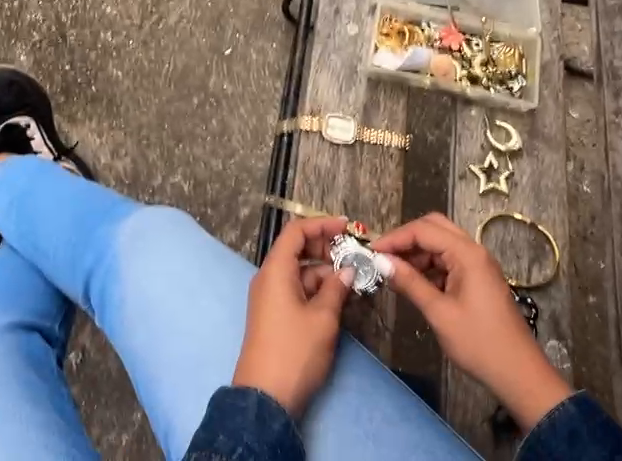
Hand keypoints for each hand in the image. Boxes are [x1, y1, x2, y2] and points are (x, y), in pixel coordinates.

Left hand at [232, 215, 354, 418]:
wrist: (265, 398)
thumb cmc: (294, 351)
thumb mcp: (322, 318)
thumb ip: (336, 288)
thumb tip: (347, 270)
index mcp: (275, 270)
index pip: (296, 232)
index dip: (321, 224)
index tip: (348, 227)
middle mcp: (269, 278)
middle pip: (298, 250)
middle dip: (327, 249)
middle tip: (356, 255)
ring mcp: (271, 298)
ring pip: (301, 272)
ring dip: (326, 272)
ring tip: (356, 279)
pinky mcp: (276, 316)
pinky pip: (298, 290)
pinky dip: (319, 289)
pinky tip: (341, 298)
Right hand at [372, 213, 570, 429]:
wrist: (519, 374)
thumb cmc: (479, 343)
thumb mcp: (439, 313)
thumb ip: (410, 283)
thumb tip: (381, 262)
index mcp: (467, 254)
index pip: (424, 230)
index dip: (395, 237)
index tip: (372, 251)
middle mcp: (474, 252)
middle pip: (434, 228)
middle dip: (406, 239)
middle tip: (383, 256)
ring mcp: (478, 265)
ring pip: (441, 245)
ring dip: (417, 253)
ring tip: (394, 272)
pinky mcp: (478, 280)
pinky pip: (449, 261)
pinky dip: (429, 267)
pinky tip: (414, 283)